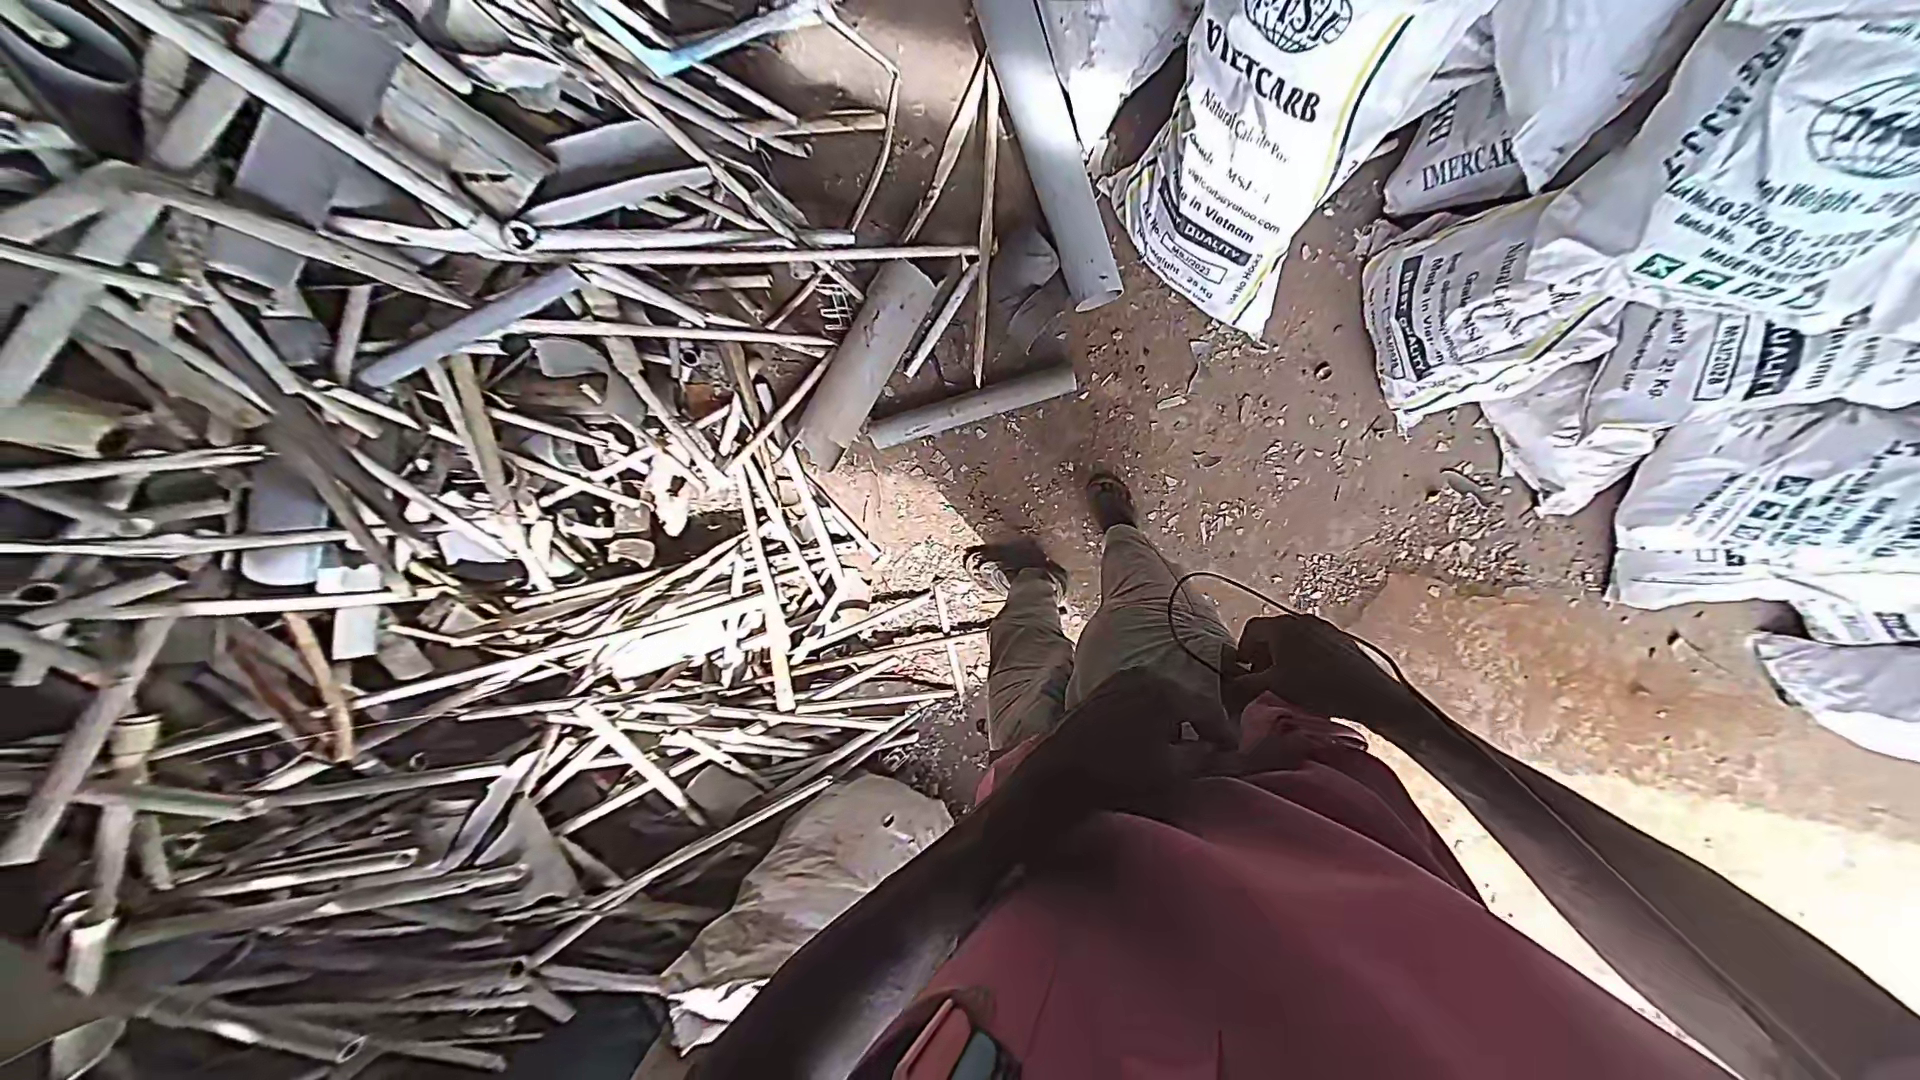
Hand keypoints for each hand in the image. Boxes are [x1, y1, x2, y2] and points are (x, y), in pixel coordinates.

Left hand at [984, 671, 1224, 846]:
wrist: (1062, 769)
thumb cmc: (1120, 771)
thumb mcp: (1172, 770)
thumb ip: (1202, 754)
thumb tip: (1214, 746)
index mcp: (1166, 691)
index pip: (1208, 708)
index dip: (1225, 732)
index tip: (1234, 750)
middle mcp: (1144, 675)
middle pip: (1185, 696)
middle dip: (1199, 720)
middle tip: (1211, 744)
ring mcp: (1120, 678)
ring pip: (1161, 694)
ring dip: (1174, 715)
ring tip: (1181, 742)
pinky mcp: (1103, 687)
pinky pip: (1139, 695)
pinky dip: (1151, 711)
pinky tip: (1151, 734)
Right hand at [1226, 614, 1413, 720]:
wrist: (1371, 695)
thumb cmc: (1317, 686)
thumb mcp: (1273, 687)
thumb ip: (1245, 684)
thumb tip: (1229, 685)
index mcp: (1281, 626)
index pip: (1250, 630)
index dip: (1243, 650)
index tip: (1245, 670)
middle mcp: (1301, 619)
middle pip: (1272, 633)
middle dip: (1263, 654)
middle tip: (1264, 677)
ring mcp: (1324, 628)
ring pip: (1294, 639)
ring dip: (1285, 657)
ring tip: (1288, 681)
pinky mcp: (1342, 640)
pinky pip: (1313, 645)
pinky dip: (1305, 658)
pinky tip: (1312, 680)